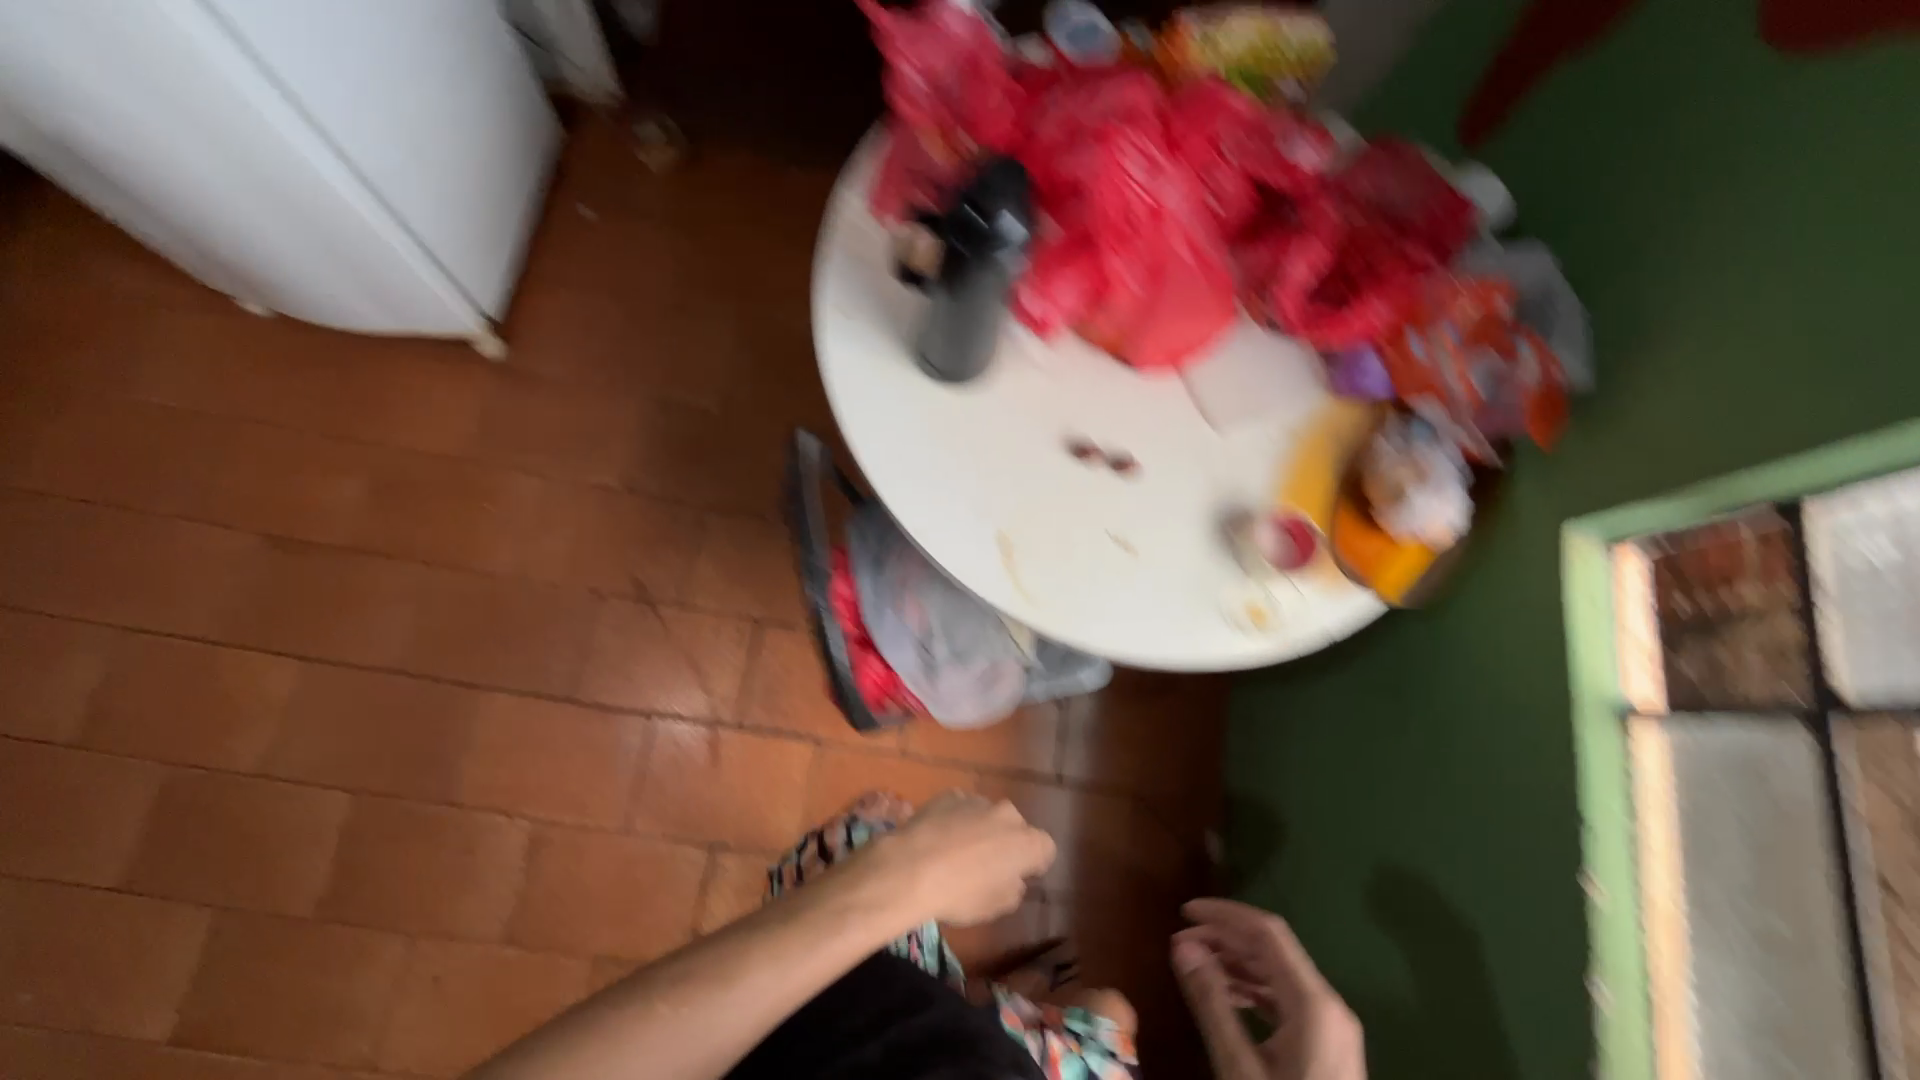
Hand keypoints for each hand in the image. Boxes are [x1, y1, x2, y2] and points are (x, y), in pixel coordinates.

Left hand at [856, 792, 1055, 926]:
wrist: (912, 867)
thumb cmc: (960, 894)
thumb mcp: (996, 907)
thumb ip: (1013, 889)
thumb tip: (1012, 878)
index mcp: (1027, 843)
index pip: (1046, 849)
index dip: (1035, 863)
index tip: (1021, 875)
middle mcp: (1007, 815)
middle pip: (1016, 828)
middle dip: (1006, 843)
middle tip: (987, 865)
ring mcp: (977, 801)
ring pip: (987, 816)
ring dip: (980, 830)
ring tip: (956, 853)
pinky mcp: (949, 795)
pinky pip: (960, 808)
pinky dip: (955, 819)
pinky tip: (937, 839)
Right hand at [1171, 899, 1365, 1079]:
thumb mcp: (1240, 1067)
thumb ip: (1212, 1003)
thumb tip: (1182, 945)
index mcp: (1314, 1003)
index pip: (1267, 933)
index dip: (1224, 915)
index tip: (1182, 911)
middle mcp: (1329, 1004)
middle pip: (1274, 950)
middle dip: (1225, 939)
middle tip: (1180, 943)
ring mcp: (1332, 1026)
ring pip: (1280, 974)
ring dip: (1237, 964)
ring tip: (1195, 967)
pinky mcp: (1328, 1045)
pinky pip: (1287, 1000)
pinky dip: (1253, 990)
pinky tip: (1226, 998)